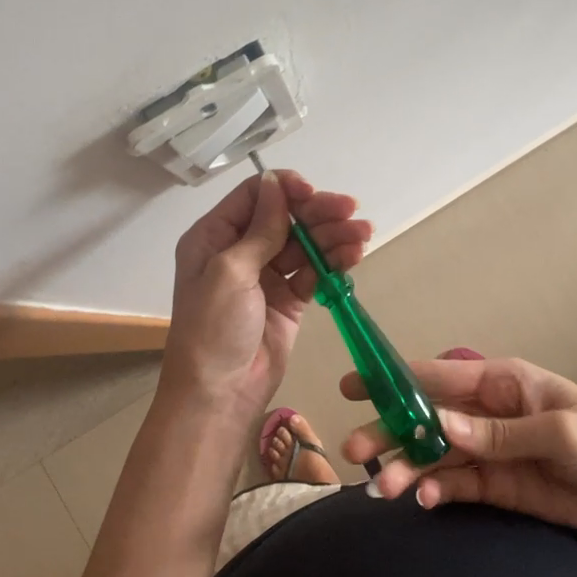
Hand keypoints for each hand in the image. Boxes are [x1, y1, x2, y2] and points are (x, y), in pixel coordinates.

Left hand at [162, 169, 371, 423]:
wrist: (219, 394)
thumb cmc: (213, 328)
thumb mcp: (230, 271)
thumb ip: (260, 229)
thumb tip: (275, 182)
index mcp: (214, 237)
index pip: (253, 197)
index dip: (285, 189)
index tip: (313, 194)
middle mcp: (239, 251)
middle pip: (285, 218)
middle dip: (318, 213)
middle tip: (351, 212)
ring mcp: (266, 277)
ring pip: (304, 244)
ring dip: (333, 236)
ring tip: (362, 234)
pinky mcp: (289, 301)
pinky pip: (314, 272)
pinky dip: (334, 262)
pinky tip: (354, 255)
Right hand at [341, 356, 576, 539]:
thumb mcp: (560, 433)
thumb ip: (500, 432)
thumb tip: (441, 425)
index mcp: (502, 382)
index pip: (439, 375)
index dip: (394, 378)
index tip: (352, 386)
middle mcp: (485, 412)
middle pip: (425, 417)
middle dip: (390, 430)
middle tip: (354, 451)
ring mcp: (486, 449)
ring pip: (432, 454)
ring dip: (406, 467)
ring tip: (384, 489)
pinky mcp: (491, 484)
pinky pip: (452, 484)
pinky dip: (433, 490)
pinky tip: (423, 500)